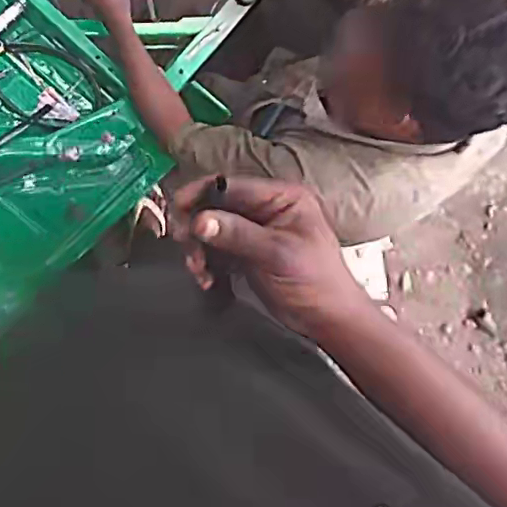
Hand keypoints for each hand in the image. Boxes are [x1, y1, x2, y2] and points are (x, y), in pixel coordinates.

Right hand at [170, 176, 374, 338]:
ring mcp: (252, 229)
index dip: (200, 194)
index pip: (231, 186)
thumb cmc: (316, 282)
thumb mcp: (278, 254)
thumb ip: (238, 234)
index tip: (178, 207)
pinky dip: (205, 262)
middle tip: (186, 246)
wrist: (328, 321)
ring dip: (198, 248)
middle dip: (196, 226)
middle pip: (215, 205)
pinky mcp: (243, 251)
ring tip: (198, 270)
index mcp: (281, 197)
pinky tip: (207, 279)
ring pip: (209, 228)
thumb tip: (199, 221)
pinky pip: (213, 248)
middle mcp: (264, 208)